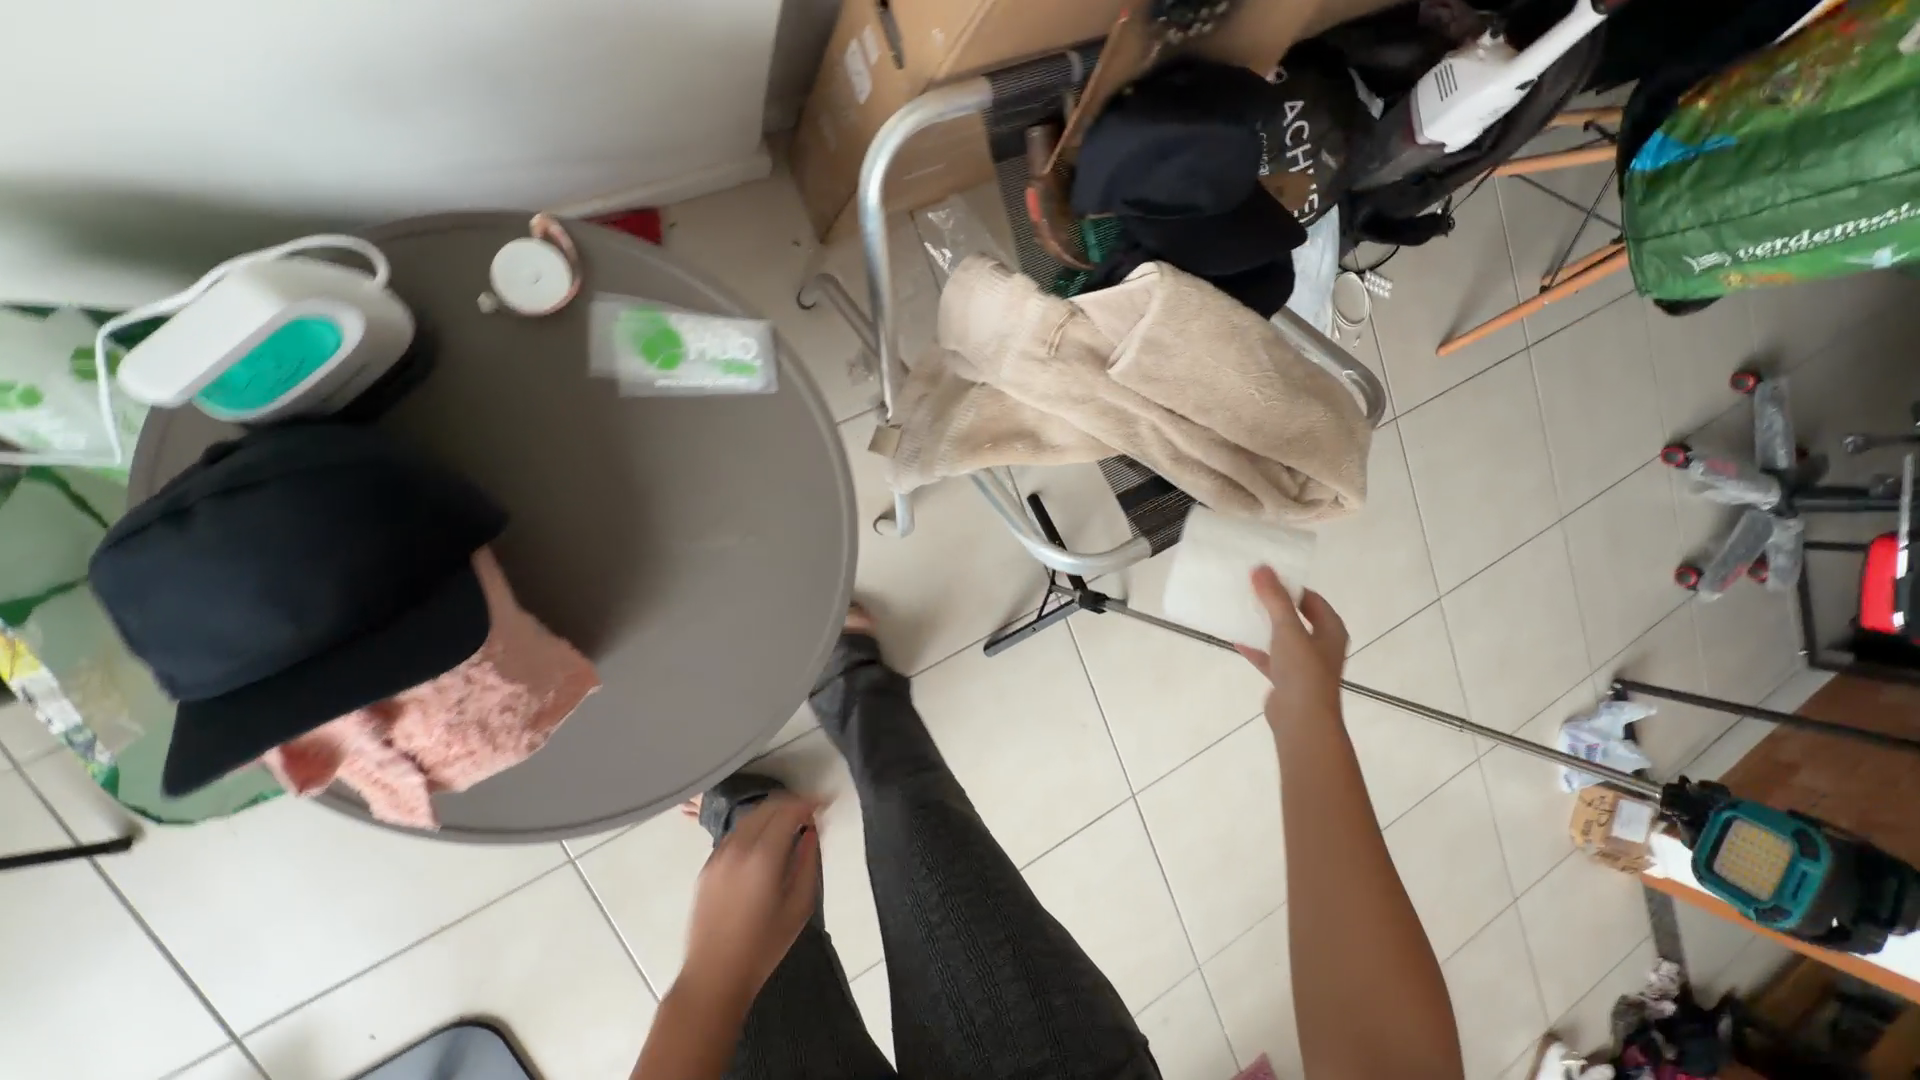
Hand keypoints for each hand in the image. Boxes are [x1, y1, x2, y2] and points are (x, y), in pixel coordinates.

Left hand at [678, 793, 822, 1015]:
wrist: (714, 975)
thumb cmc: (764, 947)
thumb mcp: (799, 906)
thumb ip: (808, 863)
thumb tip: (811, 834)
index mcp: (763, 857)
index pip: (788, 810)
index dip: (809, 802)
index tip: (825, 804)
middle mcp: (738, 848)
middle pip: (767, 807)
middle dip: (792, 804)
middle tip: (811, 814)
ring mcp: (718, 856)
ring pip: (749, 817)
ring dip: (772, 814)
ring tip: (791, 826)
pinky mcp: (707, 866)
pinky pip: (735, 835)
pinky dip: (754, 829)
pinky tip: (765, 845)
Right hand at [1236, 566, 1349, 719]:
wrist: (1301, 719)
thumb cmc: (1303, 671)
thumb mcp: (1288, 629)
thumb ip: (1275, 599)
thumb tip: (1261, 568)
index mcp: (1331, 630)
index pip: (1312, 599)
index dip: (1291, 587)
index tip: (1267, 577)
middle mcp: (1322, 646)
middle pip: (1298, 618)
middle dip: (1276, 606)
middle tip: (1253, 592)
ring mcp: (1305, 665)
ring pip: (1283, 638)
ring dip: (1265, 627)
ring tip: (1243, 612)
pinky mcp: (1288, 681)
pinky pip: (1270, 658)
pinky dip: (1256, 650)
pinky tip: (1237, 641)